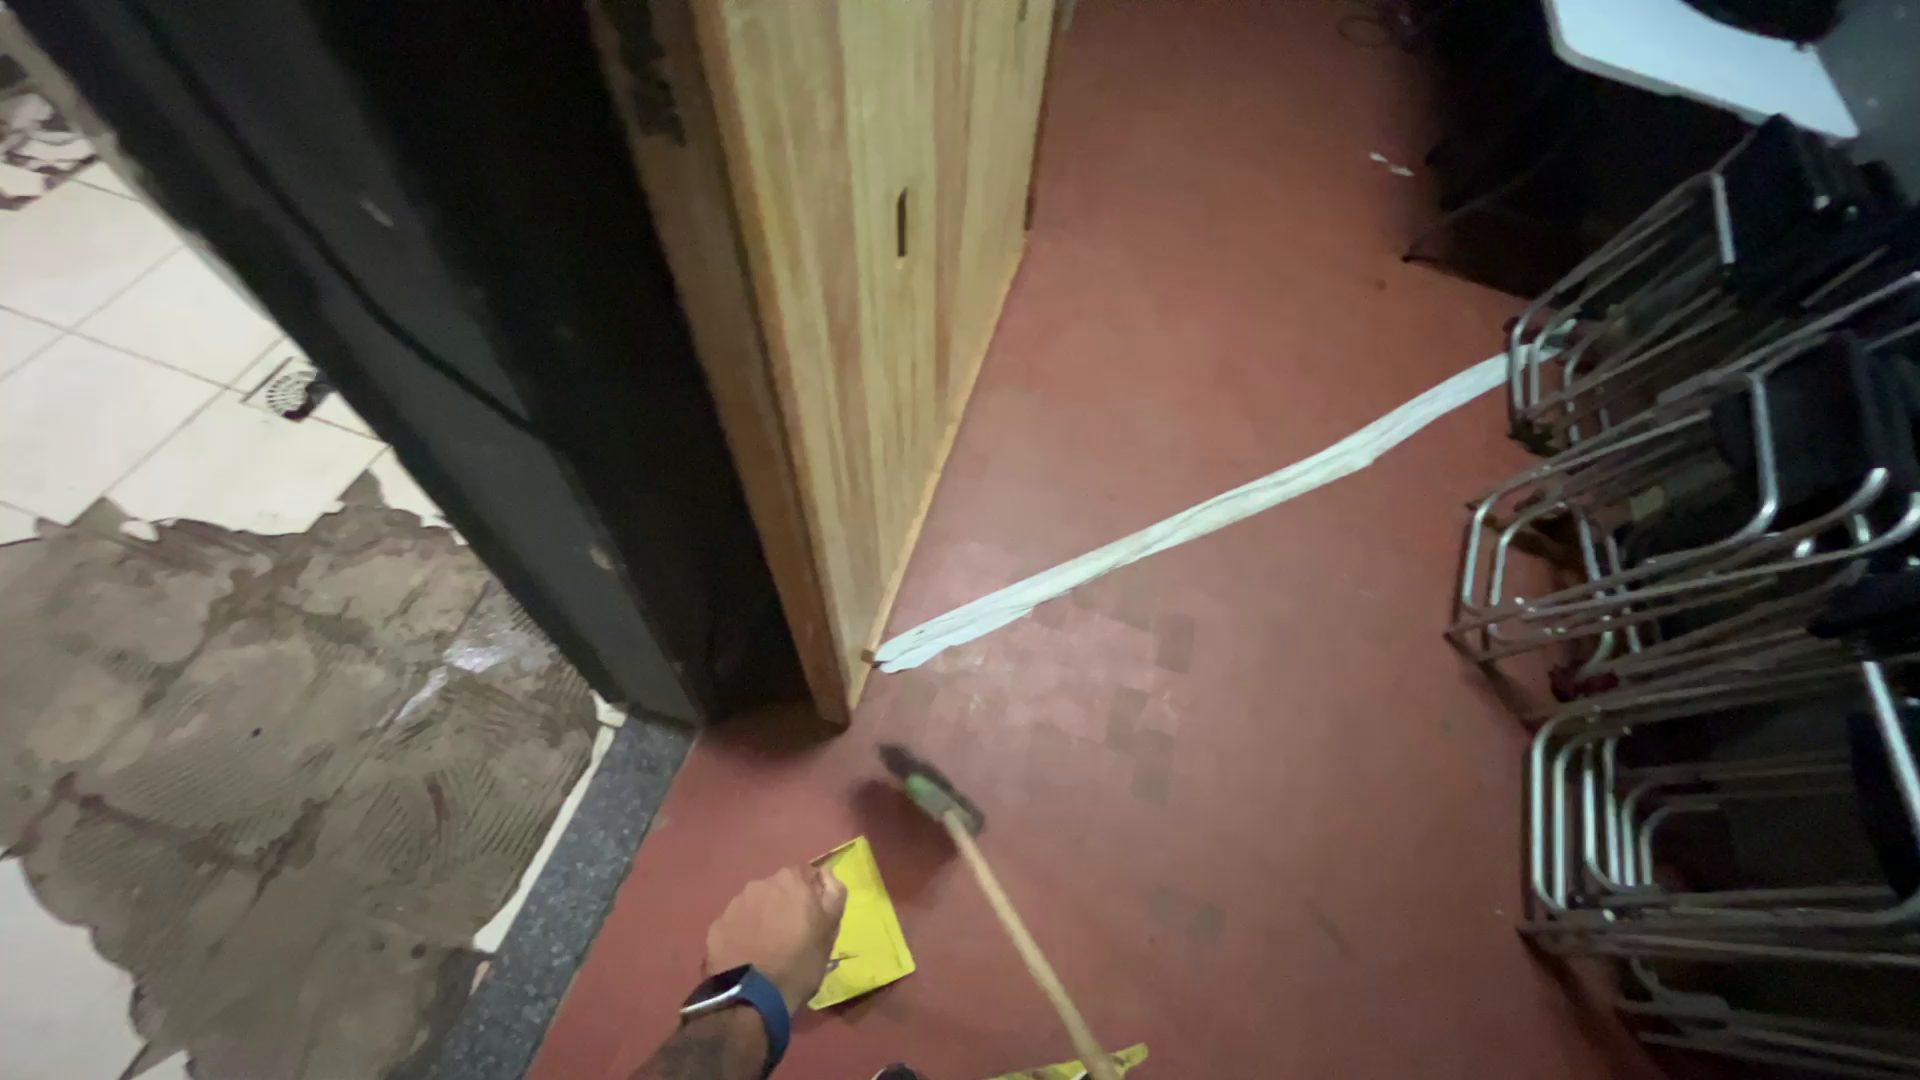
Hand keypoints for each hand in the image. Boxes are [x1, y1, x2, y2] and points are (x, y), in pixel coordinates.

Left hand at [705, 864, 848, 1013]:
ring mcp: (734, 905)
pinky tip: (746, 956)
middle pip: (778, 888)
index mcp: (790, 880)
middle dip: (784, 904)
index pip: (806, 874)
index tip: (813, 917)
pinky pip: (734, 925)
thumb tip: (827, 875)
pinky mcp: (716, 927)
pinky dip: (741, 934)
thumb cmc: (799, 962)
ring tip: (766, 947)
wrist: (752, 1000)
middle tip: (790, 934)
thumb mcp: (830, 929)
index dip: (811, 894)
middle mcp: (760, 884)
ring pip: (754, 905)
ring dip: (762, 918)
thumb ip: (833, 893)